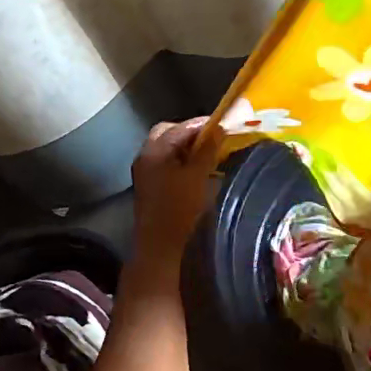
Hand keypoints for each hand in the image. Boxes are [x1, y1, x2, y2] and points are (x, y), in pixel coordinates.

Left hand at [130, 117, 220, 271]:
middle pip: (168, 133)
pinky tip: (197, 171)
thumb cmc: (179, 209)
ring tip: (210, 155)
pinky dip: (180, 161)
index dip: (204, 124)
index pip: (181, 126)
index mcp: (154, 150)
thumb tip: (221, 127)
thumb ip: (208, 149)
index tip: (226, 125)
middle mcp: (145, 156)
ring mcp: (144, 171)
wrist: (159, 245)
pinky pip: (164, 163)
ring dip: (186, 148)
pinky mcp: (147, 185)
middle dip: (191, 133)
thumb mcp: (198, 176)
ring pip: (166, 149)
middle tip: (214, 140)